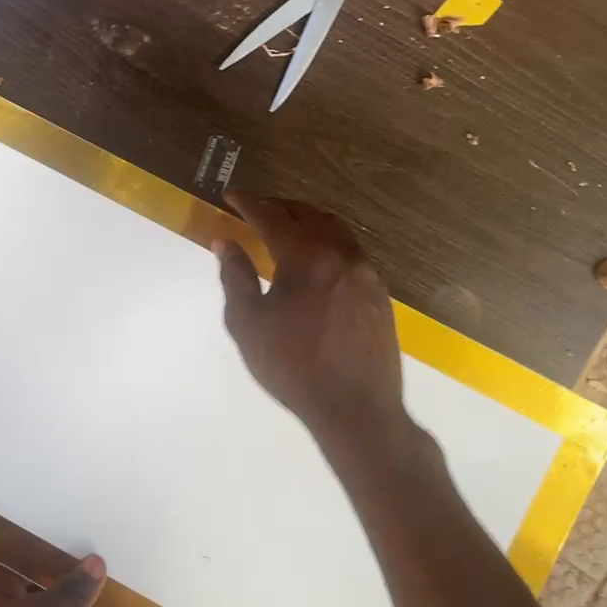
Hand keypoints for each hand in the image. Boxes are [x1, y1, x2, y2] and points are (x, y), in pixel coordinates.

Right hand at [212, 194, 405, 443]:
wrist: (356, 412)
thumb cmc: (292, 366)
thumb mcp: (247, 322)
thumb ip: (235, 276)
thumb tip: (225, 243)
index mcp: (306, 258)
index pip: (271, 216)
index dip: (248, 203)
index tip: (230, 195)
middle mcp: (341, 256)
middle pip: (308, 215)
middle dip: (279, 207)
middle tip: (256, 209)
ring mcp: (367, 275)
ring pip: (336, 230)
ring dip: (307, 222)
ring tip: (286, 229)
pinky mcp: (380, 296)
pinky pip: (351, 253)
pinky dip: (328, 244)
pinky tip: (316, 262)